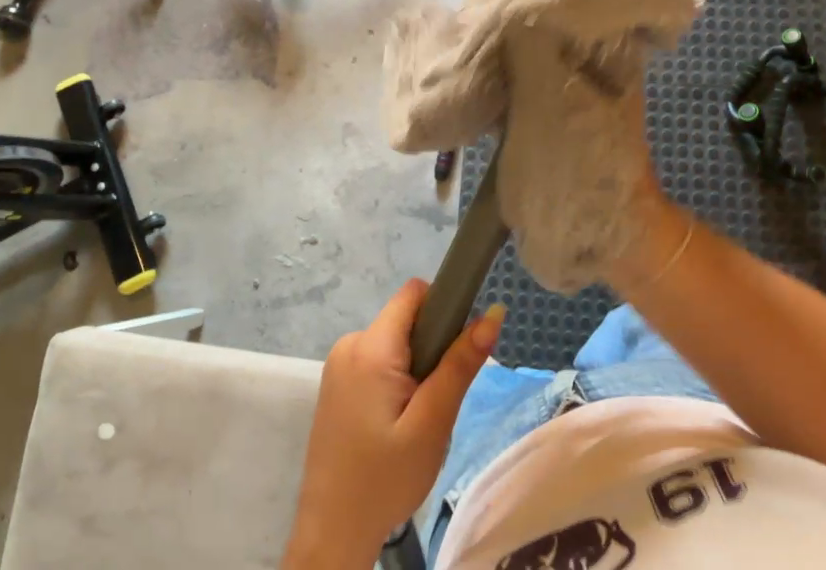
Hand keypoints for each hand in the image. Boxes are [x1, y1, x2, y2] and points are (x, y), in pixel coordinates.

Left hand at [282, 280, 504, 568]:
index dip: (445, 308)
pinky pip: (379, 365)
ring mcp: (339, 366)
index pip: (414, 294)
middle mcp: (349, 345)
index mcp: (370, 347)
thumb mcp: (432, 423)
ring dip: (417, 372)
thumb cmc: (386, 478)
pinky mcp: (337, 387)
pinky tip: (398, 428)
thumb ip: (460, 365)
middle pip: (407, 322)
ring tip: (418, 423)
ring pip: (396, 346)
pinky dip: (398, 385)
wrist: (333, 531)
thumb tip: (492, 313)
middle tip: (437, 405)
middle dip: (432, 351)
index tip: (461, 349)